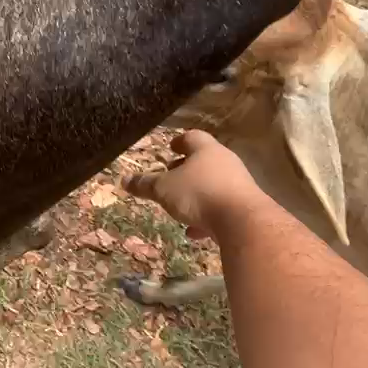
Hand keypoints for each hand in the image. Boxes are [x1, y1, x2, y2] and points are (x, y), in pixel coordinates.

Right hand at [123, 131, 265, 240]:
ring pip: (212, 184)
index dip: (179, 141)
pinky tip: (193, 230)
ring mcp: (237, 184)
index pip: (192, 137)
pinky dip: (205, 214)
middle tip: (170, 175)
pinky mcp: (244, 205)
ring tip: (178, 204)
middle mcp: (225, 163)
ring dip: (195, 192)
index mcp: (206, 151)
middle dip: (185, 168)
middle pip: (204, 160)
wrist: (241, 221)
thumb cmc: (198, 194)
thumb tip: (124, 180)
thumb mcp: (163, 189)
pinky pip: (219, 206)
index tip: (170, 147)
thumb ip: (144, 184)